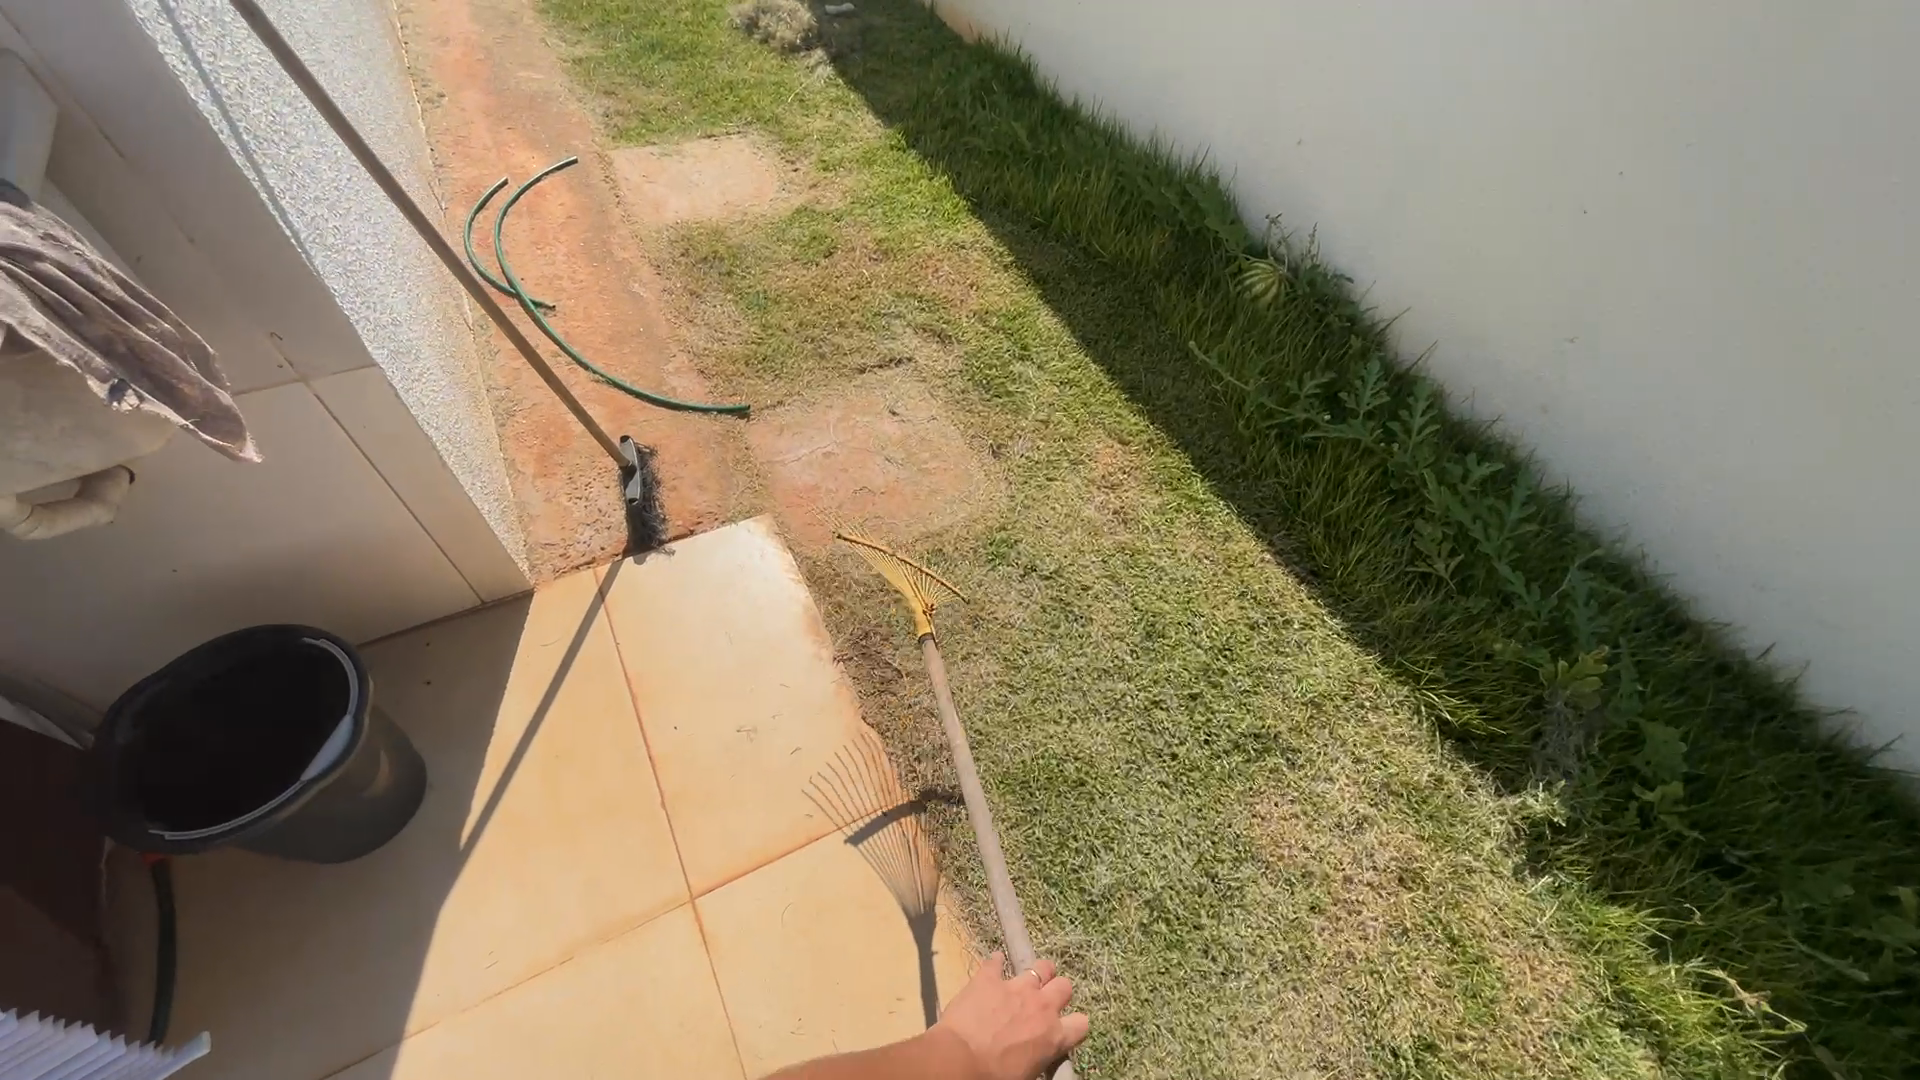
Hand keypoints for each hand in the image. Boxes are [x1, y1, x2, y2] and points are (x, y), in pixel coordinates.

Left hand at [931, 952, 1088, 1079]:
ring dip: (1036, 972)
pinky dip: (996, 963)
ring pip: (1040, 967)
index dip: (1076, 1024)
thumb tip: (1036, 1051)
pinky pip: (996, 961)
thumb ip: (1040, 1053)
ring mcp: (1016, 987)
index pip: (1081, 1024)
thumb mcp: (1029, 1073)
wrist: (961, 1061)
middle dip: (1058, 990)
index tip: (1067, 1026)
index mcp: (1053, 1036)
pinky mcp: (990, 977)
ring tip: (1029, 978)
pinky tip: (993, 965)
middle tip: (1046, 998)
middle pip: (1064, 986)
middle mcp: (1041, 1006)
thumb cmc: (996, 1078)